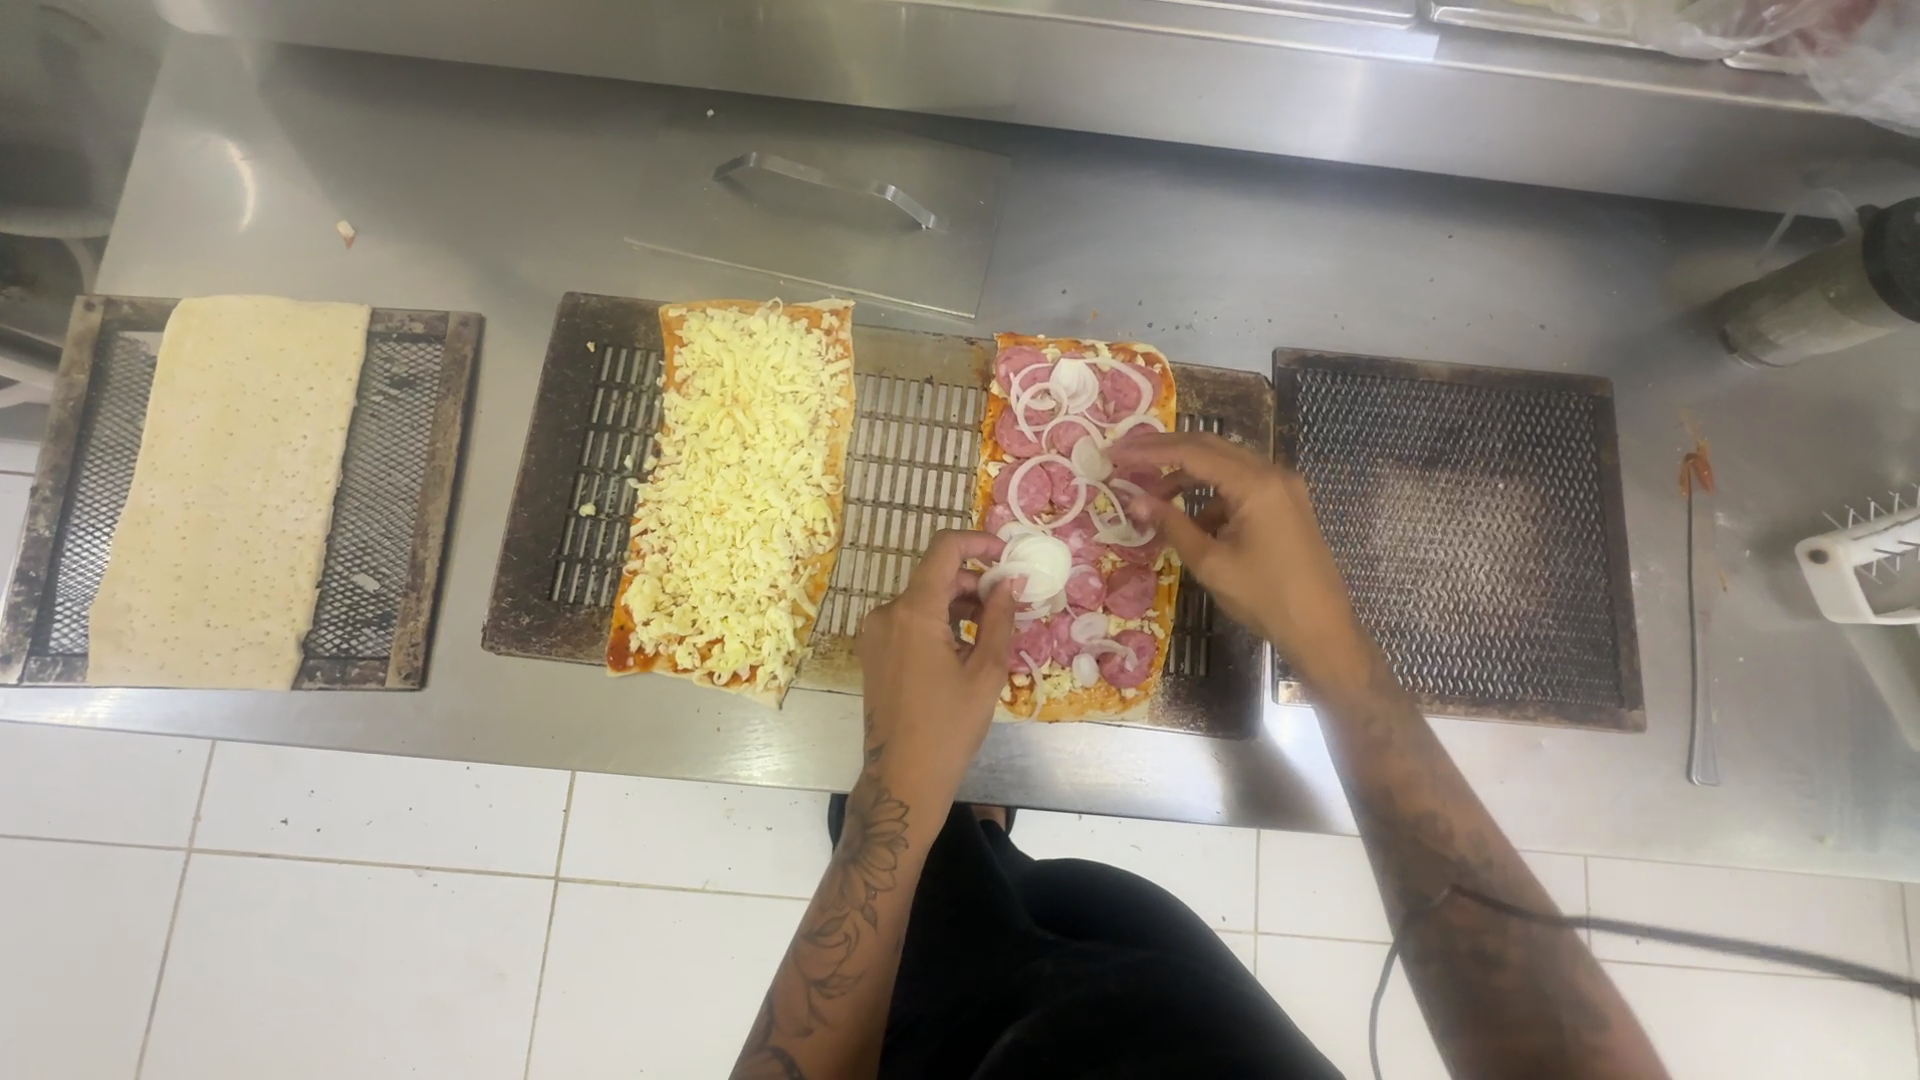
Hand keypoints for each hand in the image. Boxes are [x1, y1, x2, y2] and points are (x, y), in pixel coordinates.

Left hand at [857, 530, 1016, 796]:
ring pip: (924, 599)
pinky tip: (962, 651)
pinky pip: (910, 620)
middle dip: (975, 583)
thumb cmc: (950, 728)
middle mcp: (887, 613)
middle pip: (936, 576)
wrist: (903, 777)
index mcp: (913, 612)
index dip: (978, 542)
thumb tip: (1011, 581)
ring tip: (990, 636)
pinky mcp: (874, 650)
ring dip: (959, 606)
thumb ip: (1000, 618)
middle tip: (1009, 607)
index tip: (1006, 556)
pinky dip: (939, 623)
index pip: (944, 549)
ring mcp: (875, 632)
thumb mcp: (986, 672)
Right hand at [1110, 432, 1369, 690]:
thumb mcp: (1210, 562)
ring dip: (1186, 476)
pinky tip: (1191, 522)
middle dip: (1164, 451)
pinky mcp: (1284, 504)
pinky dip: (1209, 496)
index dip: (1149, 452)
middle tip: (1125, 458)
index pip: (1192, 453)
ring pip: (1224, 466)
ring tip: (1151, 497)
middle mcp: (1272, 474)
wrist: (1321, 628)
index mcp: (1255, 483)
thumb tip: (1134, 501)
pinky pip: (1239, 486)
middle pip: (1209, 448)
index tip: (1115, 455)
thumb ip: (1171, 524)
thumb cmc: (1265, 597)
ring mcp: (1282, 488)